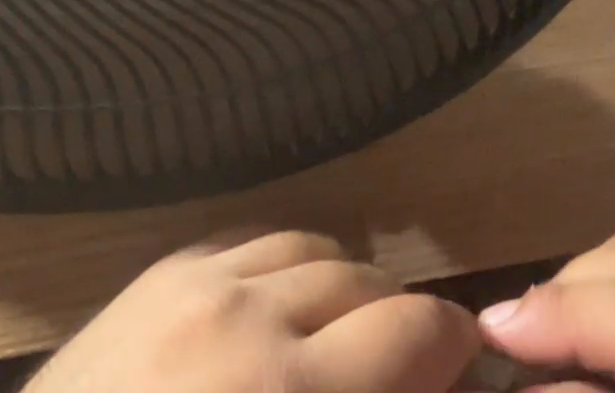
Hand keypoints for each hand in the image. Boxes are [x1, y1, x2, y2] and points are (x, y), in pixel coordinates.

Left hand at [24, 230, 479, 392]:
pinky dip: (283, 265)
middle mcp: (250, 317)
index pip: (416, 330)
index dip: (452, 344)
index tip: (455, 367)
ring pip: (313, 246)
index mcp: (291, 392)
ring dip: (340, 285)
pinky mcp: (159, 273)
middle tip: (392, 365)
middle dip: (396, 321)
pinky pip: (251, 238)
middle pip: (368, 281)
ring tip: (335, 329)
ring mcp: (197, 283)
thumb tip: (429, 379)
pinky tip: (275, 302)